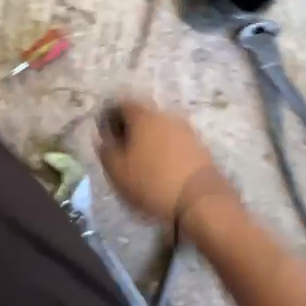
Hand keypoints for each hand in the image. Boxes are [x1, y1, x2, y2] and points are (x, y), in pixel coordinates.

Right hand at [96, 99, 235, 226]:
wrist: (201, 201)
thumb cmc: (152, 182)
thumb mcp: (117, 171)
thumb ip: (105, 150)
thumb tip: (103, 139)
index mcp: (142, 116)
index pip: (121, 105)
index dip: (110, 118)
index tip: (106, 135)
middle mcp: (165, 115)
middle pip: (143, 116)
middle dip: (132, 130)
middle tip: (124, 150)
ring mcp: (186, 130)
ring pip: (161, 130)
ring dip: (151, 142)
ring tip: (144, 163)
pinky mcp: (201, 147)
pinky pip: (176, 144)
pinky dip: (167, 152)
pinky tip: (164, 170)